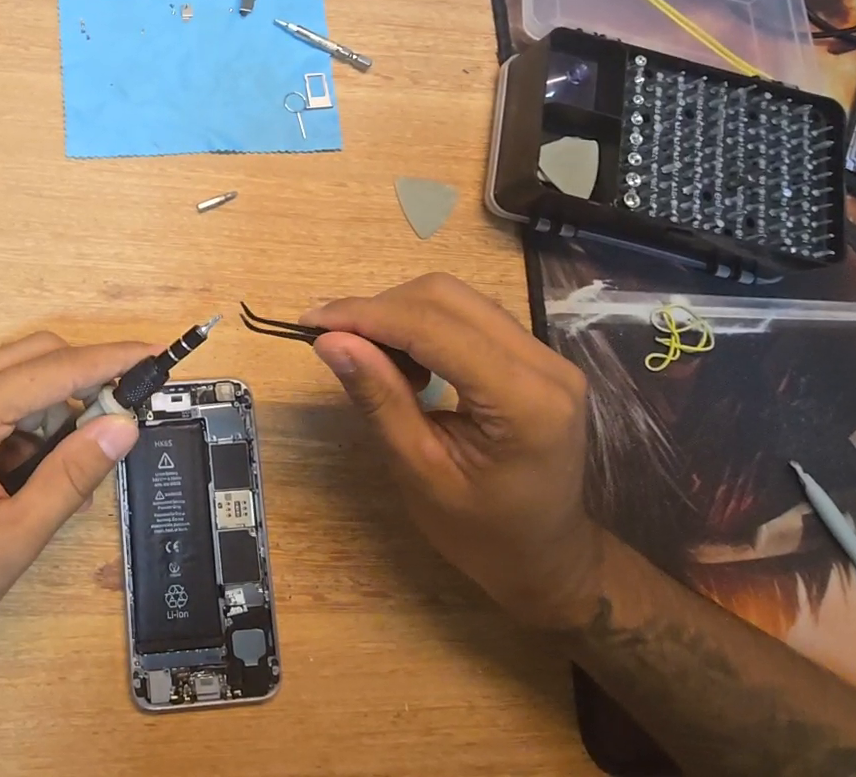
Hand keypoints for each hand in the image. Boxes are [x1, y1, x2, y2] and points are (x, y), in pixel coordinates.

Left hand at [0, 333, 152, 681]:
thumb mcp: (11, 540)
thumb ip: (70, 477)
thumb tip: (123, 426)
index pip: (52, 369)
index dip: (110, 359)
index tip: (157, 355)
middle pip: (34, 357)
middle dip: (87, 375)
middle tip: (131, 411)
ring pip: (18, 379)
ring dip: (60, 406)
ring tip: (87, 460)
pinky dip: (33, 426)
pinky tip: (45, 473)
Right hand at [302, 274, 601, 628]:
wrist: (544, 557)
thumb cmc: (479, 532)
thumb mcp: (418, 470)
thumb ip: (379, 398)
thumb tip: (329, 341)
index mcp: (524, 401)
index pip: (433, 328)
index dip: (366, 316)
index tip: (309, 322)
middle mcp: (544, 363)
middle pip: (445, 298)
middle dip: (378, 310)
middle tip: (333, 342)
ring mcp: (545, 355)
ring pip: (454, 299)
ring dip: (397, 315)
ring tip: (368, 358)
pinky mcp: (535, 355)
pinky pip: (467, 316)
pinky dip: (421, 325)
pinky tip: (402, 361)